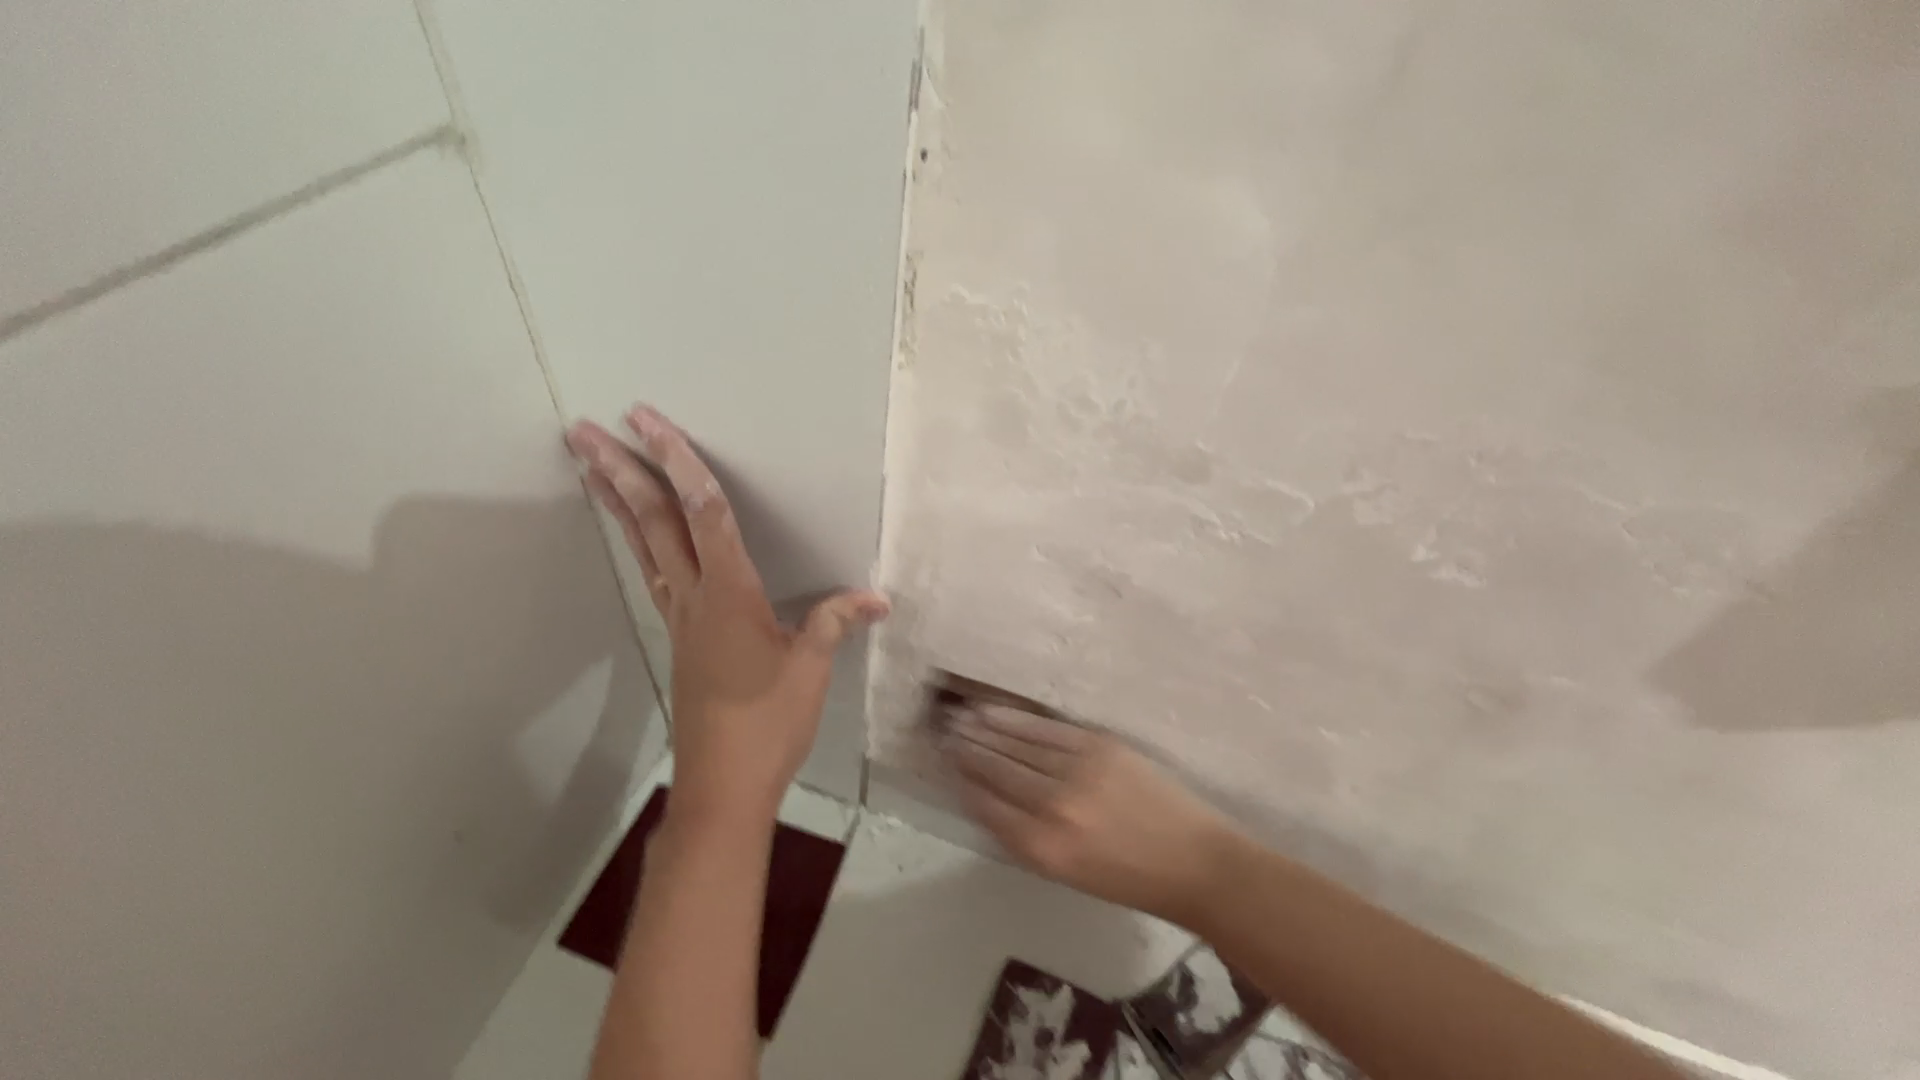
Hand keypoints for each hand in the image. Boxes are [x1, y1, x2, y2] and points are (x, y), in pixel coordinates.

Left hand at [566, 404, 888, 821]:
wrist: (723, 784)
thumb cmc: (769, 724)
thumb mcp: (810, 669)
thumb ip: (835, 622)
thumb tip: (877, 597)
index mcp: (730, 593)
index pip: (705, 512)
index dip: (679, 462)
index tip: (647, 424)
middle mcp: (694, 597)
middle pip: (653, 523)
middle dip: (622, 473)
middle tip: (586, 431)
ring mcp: (680, 618)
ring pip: (643, 548)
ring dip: (617, 504)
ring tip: (588, 467)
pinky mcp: (678, 639)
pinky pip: (653, 575)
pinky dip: (638, 543)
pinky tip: (635, 537)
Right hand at [939, 703, 1241, 925]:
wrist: (1196, 862)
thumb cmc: (1130, 879)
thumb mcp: (1066, 874)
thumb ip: (1024, 837)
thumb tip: (987, 799)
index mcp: (1043, 848)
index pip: (986, 805)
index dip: (961, 781)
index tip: (942, 762)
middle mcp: (1054, 807)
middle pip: (997, 770)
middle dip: (966, 750)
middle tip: (941, 733)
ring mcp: (1078, 771)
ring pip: (1017, 745)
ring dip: (984, 730)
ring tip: (960, 717)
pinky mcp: (1100, 745)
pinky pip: (1046, 730)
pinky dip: (1016, 720)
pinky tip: (996, 712)